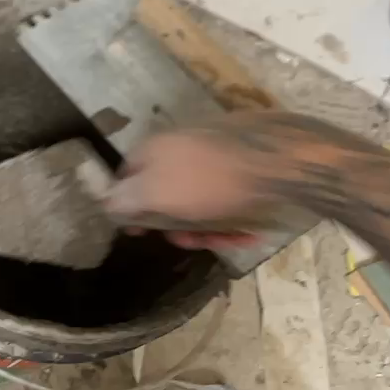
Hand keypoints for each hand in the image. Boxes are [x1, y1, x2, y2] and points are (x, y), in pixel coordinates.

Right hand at [103, 125, 276, 249]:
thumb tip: (105, 204)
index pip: (125, 179)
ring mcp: (213, 154)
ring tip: (227, 241)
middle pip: (164, 193)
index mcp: (152, 149)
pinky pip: (226, 195)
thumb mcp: (153, 195)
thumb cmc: (211, 182)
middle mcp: (178, 147)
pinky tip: (247, 233)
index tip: (143, 234)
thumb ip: (121, 200)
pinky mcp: (243, 164)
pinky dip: (232, 216)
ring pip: (198, 199)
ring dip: (207, 226)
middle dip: (175, 224)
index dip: (130, 209)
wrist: (285, 163)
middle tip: (192, 242)